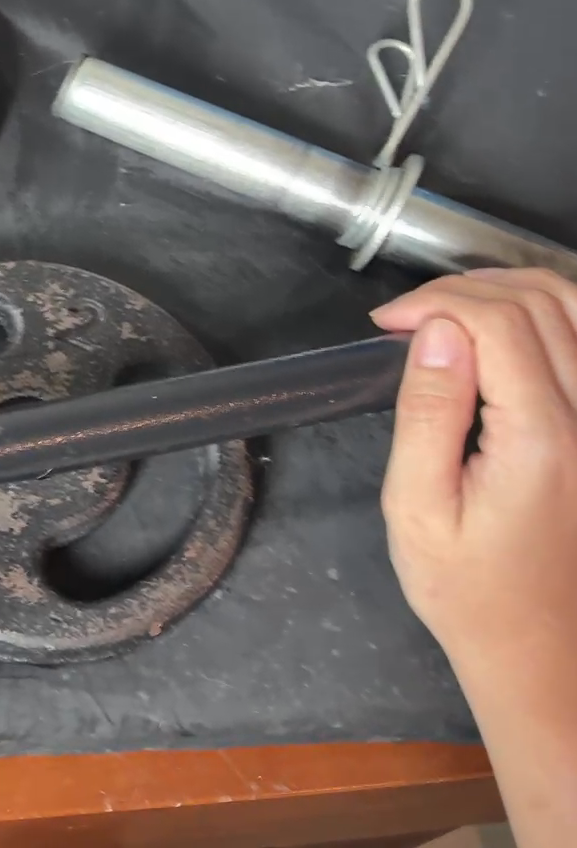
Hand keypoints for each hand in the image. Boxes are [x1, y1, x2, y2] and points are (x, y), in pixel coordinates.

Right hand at [373, 267, 576, 847]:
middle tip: (402, 316)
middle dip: (465, 289)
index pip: (501, 324)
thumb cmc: (461, 579)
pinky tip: (496, 331)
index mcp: (544, 438)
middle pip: (550, 303)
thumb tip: (432, 334)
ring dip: (508, 293)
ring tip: (443, 313)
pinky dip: (544, 316)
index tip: (379, 324)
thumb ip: (429, 412)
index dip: (433, 302)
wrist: (539, 641)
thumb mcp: (417, 500)